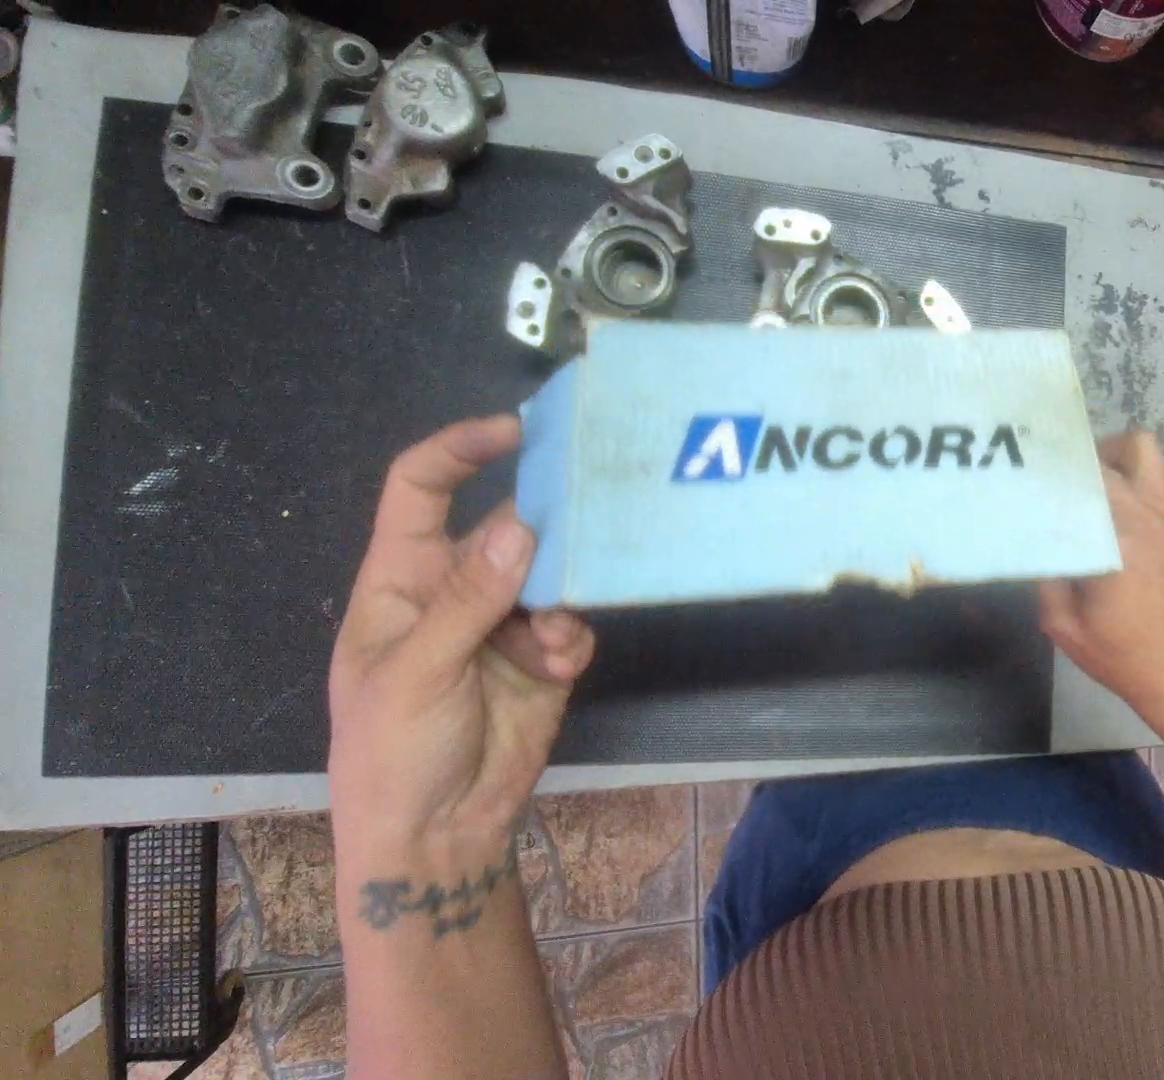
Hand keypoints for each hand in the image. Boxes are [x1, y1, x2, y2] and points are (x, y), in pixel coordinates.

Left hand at [328, 416, 594, 867]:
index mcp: (403, 581)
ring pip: (554, 575)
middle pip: (509, 529)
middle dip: (544, 537)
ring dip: (561, 602)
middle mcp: (460, 589)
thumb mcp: (415, 673)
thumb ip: (470, 600)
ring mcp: (508, 622)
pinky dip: (573, 640)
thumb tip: (521, 528)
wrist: (441, 831)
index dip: (458, 452)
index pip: (420, 492)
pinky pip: (575, 621)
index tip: (515, 433)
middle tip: (581, 539)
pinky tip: (560, 669)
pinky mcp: (548, 654)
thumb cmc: (393, 751)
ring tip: (552, 645)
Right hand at [1038, 431, 1163, 720]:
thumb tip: (1036, 537)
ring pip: (1147, 448)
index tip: (1024, 481)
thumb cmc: (1118, 654)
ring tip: (1098, 479)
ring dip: (1119, 455)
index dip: (1047, 475)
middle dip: (1075, 463)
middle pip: (1103, 457)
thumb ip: (1046, 575)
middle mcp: (1142, 515)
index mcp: (1110, 539)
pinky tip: (1145, 495)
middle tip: (1054, 485)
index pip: (1074, 483)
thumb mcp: (1062, 624)